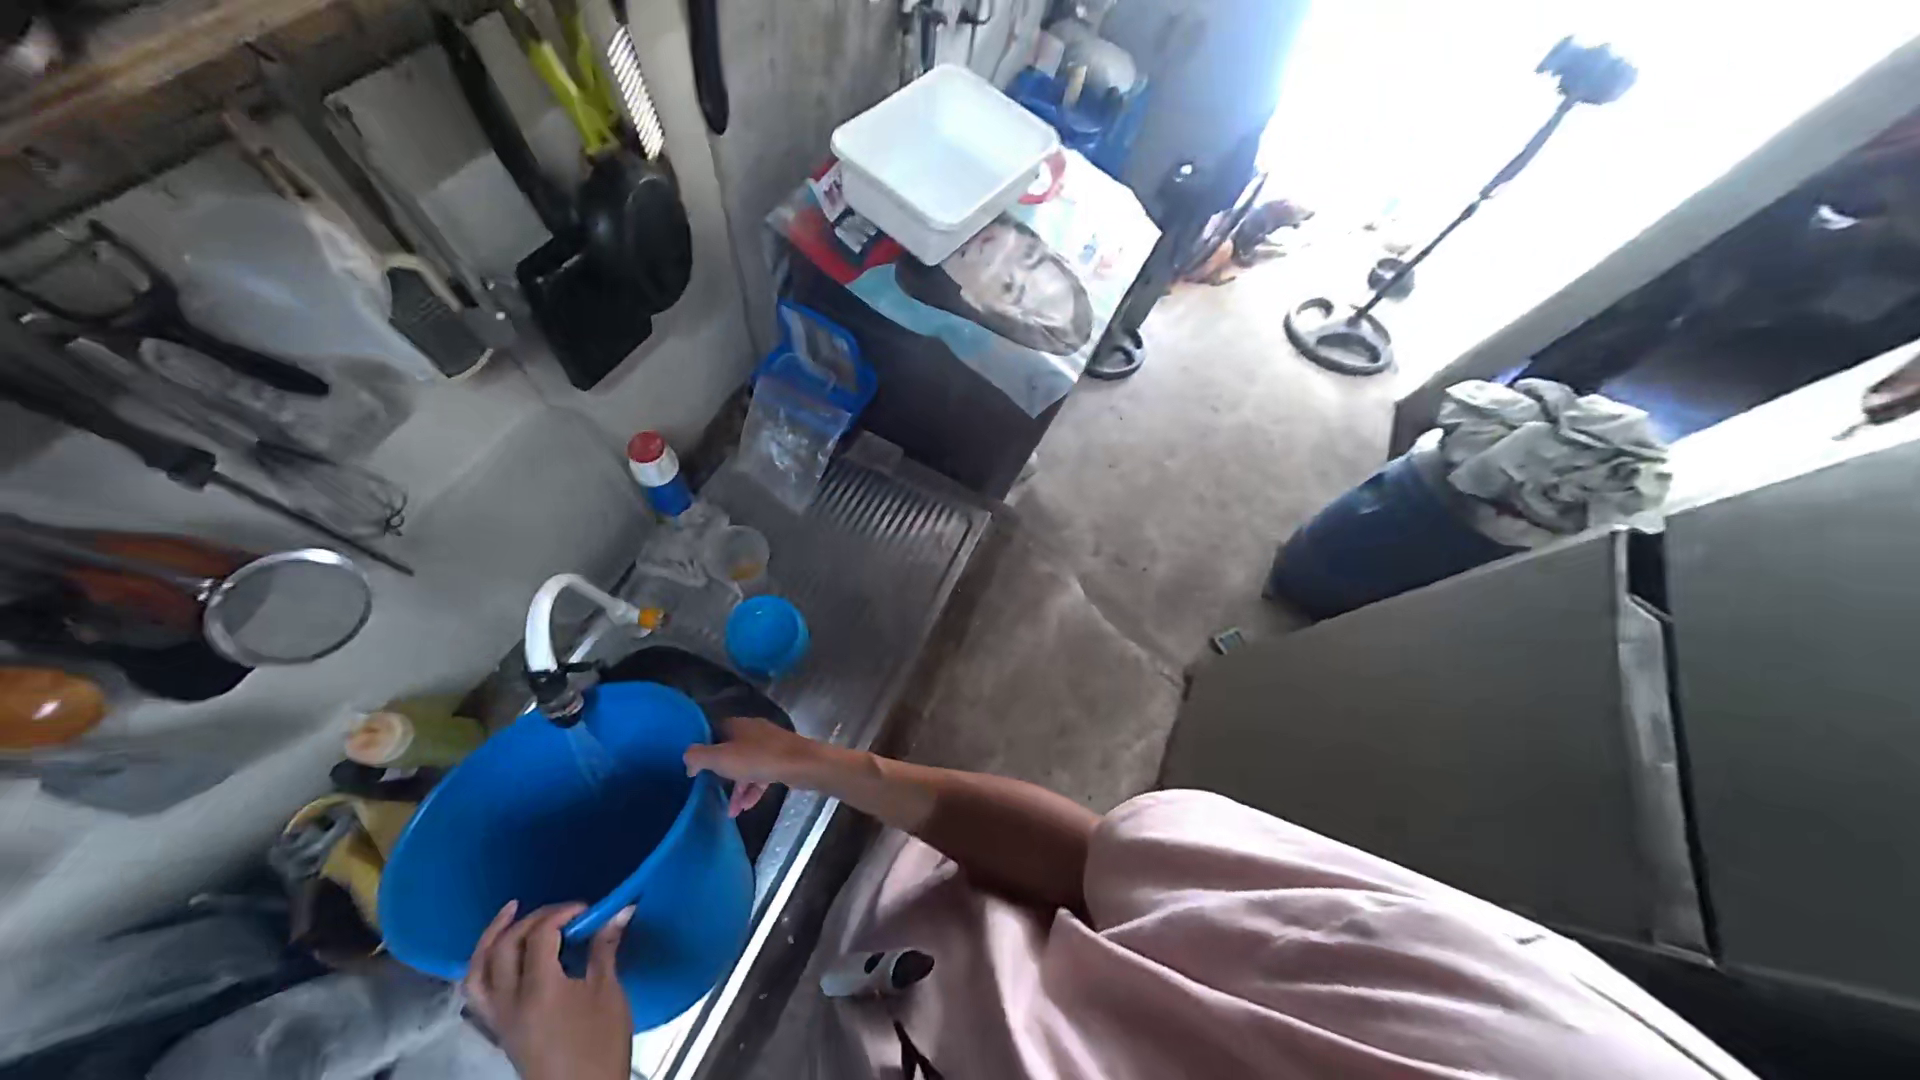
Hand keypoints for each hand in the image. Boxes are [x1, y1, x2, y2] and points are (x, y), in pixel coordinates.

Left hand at [463, 901, 632, 1079]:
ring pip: (476, 973)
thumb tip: (620, 910)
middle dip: (529, 920)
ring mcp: (497, 1020)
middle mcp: (509, 1003)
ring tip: (510, 916)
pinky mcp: (497, 1032)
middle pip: (503, 948)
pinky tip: (502, 958)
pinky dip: (484, 968)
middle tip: (559, 911)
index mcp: (540, 990)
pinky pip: (477, 994)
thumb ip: (606, 948)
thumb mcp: (608, 992)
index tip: (587, 909)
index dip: (562, 913)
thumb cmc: (601, 1043)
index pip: (540, 936)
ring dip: (490, 940)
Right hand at [684, 716, 837, 817]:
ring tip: (730, 811)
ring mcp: (769, 745)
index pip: (714, 732)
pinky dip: (752, 790)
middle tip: (710, 792)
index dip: (702, 749)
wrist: (802, 763)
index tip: (694, 768)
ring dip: (737, 789)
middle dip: (721, 774)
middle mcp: (753, 731)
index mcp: (738, 725)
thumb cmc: (759, 758)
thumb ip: (698, 757)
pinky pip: (761, 775)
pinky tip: (746, 808)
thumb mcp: (721, 758)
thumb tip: (688, 761)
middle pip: (730, 751)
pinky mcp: (781, 759)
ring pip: (746, 766)